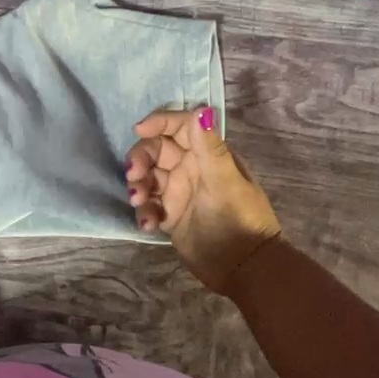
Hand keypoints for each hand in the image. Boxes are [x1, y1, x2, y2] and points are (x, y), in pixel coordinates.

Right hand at [125, 106, 282, 292]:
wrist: (244, 268)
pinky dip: (144, 212)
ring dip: (138, 186)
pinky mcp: (168, 215)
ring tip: (139, 202)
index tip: (138, 130)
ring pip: (147, 177)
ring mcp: (178, 192)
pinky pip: (148, 205)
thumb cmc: (239, 218)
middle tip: (134, 177)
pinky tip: (149, 225)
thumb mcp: (225, 181)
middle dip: (139, 160)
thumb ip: (210, 147)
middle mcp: (190, 168)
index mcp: (207, 155)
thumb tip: (202, 109)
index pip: (179, 127)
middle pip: (155, 151)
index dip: (159, 123)